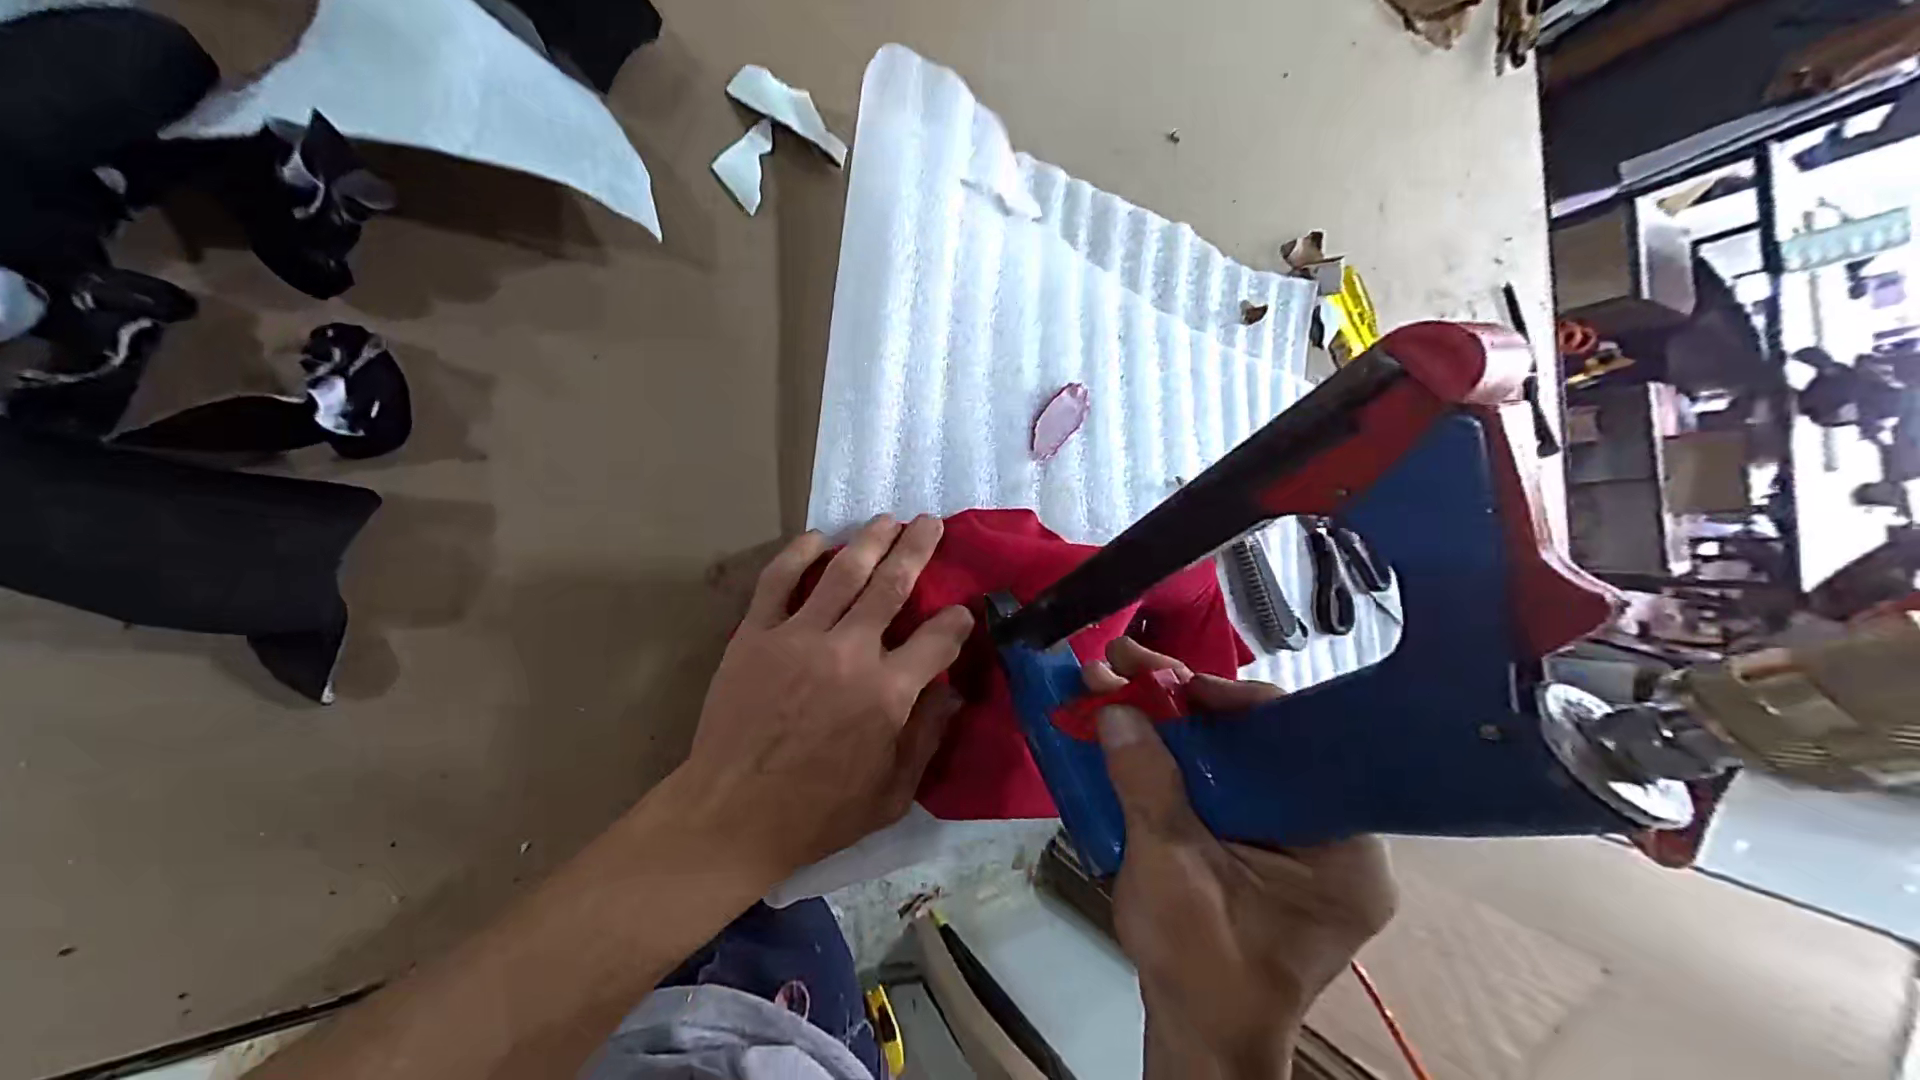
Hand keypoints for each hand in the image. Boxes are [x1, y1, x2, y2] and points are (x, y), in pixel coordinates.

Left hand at [674, 515, 973, 882]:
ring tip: (888, 519)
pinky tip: (818, 537)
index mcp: (887, 693)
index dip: (958, 619)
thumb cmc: (818, 812)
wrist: (732, 815)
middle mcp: (850, 652)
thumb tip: (954, 693)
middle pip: (893, 586)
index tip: (964, 610)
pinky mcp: (755, 635)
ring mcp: (798, 638)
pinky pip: (778, 581)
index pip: (938, 638)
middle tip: (931, 523)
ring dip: (871, 540)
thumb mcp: (891, 794)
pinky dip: (799, 553)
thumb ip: (927, 738)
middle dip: (918, 550)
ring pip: (843, 572)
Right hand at [1087, 639, 1396, 1076]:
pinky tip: (1132, 729)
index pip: (1299, 746)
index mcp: (1341, 848)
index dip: (1235, 703)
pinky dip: (1172, 757)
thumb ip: (1147, 787)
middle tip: (1131, 664)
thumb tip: (1116, 710)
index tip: (1178, 680)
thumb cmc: (1199, 970)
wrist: (1194, 1040)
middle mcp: (1326, 834)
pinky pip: (1217, 784)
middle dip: (1187, 704)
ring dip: (1171, 724)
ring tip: (1118, 685)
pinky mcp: (1253, 843)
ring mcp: (1288, 838)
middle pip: (1257, 744)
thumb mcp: (1170, 873)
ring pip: (1231, 759)